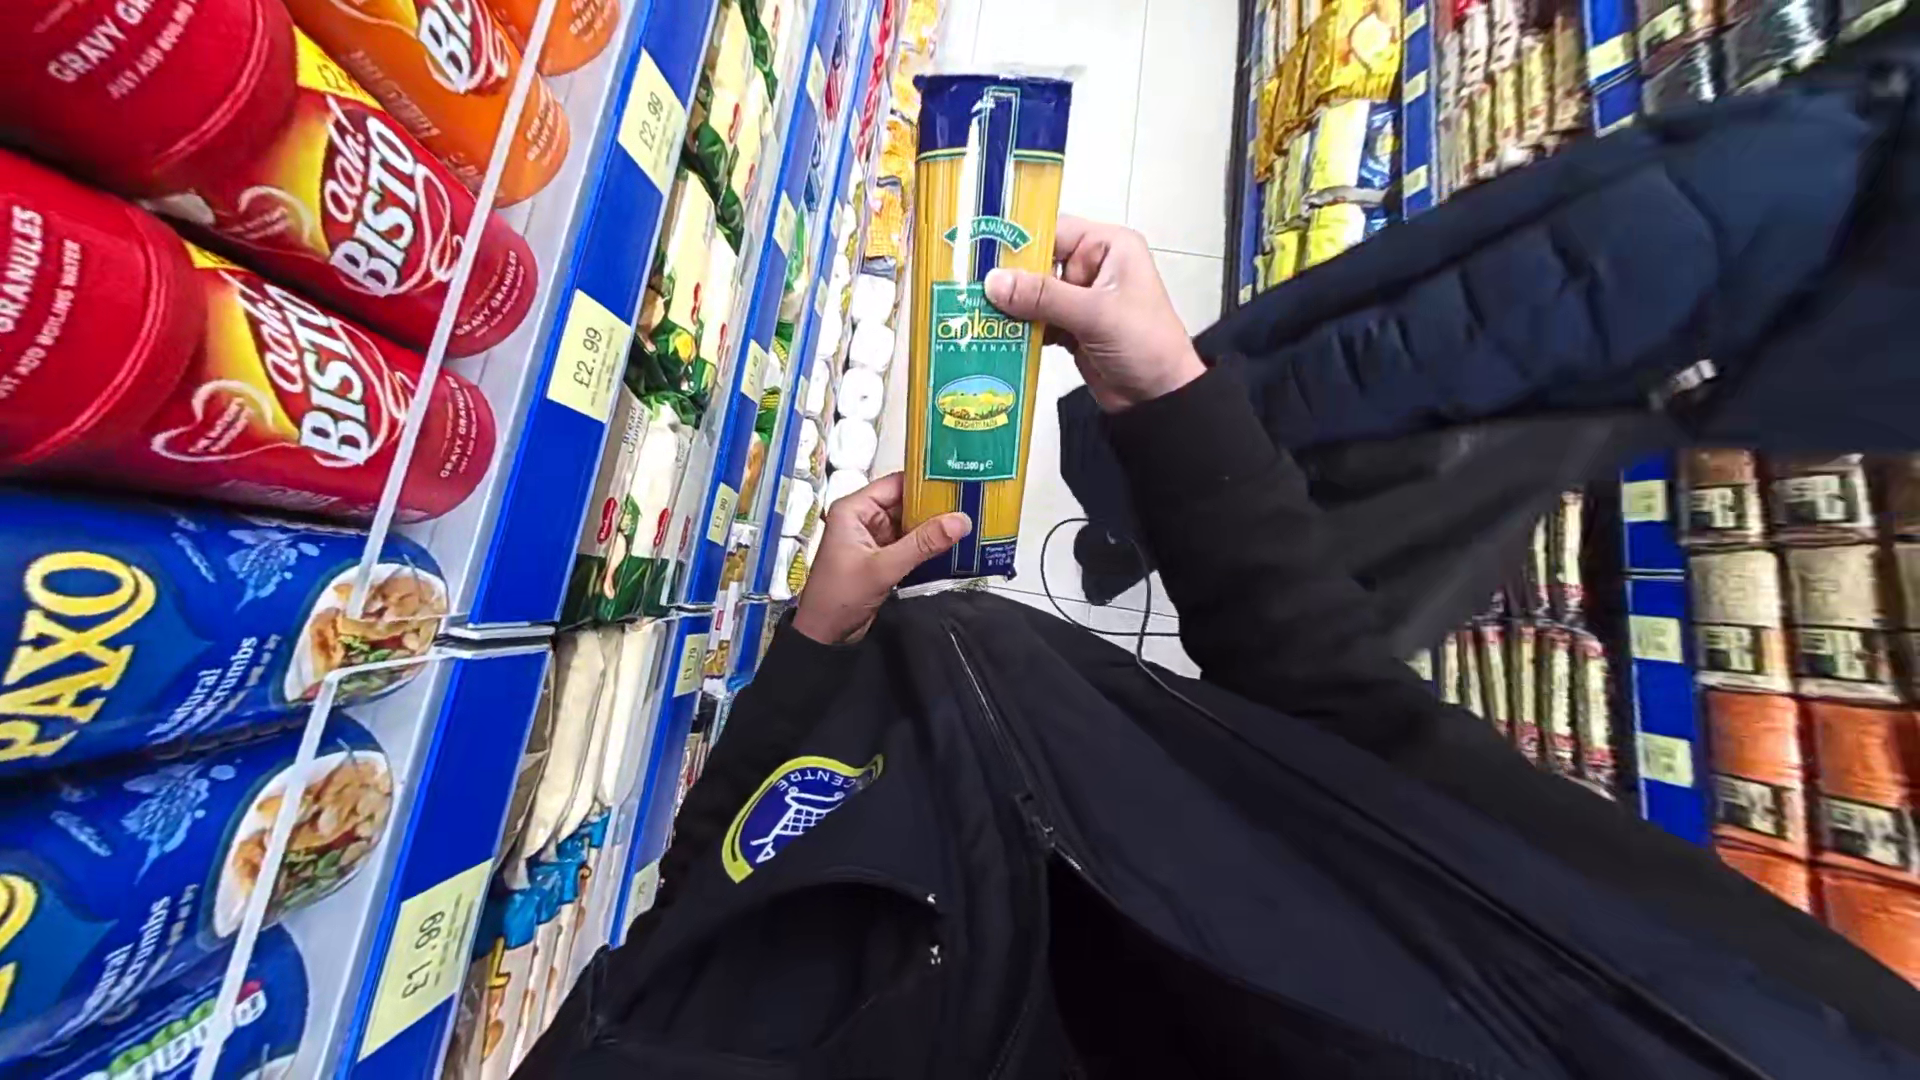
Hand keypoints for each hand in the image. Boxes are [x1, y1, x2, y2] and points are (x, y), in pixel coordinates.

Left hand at [793, 473, 971, 643]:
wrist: (825, 636)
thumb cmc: (837, 598)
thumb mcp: (883, 567)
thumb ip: (922, 544)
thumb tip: (958, 521)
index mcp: (854, 510)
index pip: (895, 483)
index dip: (925, 480)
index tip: (956, 478)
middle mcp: (864, 519)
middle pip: (907, 503)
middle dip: (935, 505)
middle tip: (969, 502)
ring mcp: (874, 539)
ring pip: (911, 524)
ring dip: (934, 526)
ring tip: (966, 521)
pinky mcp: (883, 558)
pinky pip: (911, 543)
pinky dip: (928, 544)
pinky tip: (951, 544)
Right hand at [983, 217, 1205, 411]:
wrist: (1157, 397)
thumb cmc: (1146, 346)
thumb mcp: (1095, 314)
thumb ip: (1044, 296)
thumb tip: (995, 282)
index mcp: (1107, 248)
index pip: (1054, 230)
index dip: (1018, 239)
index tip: (980, 250)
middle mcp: (1092, 269)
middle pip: (1037, 263)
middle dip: (1007, 278)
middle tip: (967, 286)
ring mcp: (1079, 301)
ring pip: (1033, 296)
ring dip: (1009, 307)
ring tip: (975, 312)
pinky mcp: (1070, 330)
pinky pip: (1036, 323)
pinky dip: (1018, 330)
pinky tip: (995, 335)